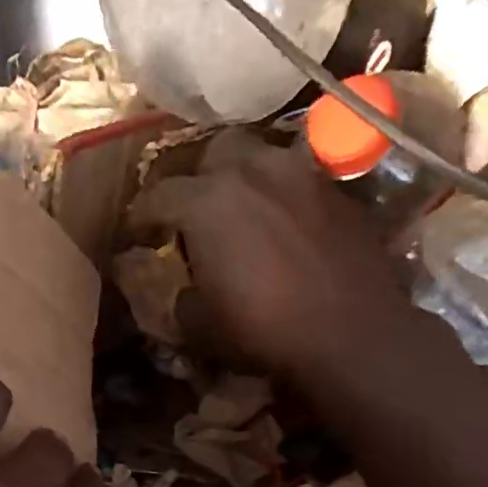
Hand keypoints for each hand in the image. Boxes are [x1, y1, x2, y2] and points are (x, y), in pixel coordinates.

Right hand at [126, 142, 416, 375]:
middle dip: (198, 176)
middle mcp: (252, 170)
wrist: (350, 334)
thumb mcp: (202, 329)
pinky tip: (284, 222)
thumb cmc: (263, 332)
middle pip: (214, 152)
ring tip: (243, 208)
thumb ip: (181, 302)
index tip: (137, 231)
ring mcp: (300, 174)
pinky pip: (298, 178)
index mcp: (207, 201)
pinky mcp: (336, 191)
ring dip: (244, 176)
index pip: (160, 195)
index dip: (142, 215)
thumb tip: (182, 293)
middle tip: (194, 209)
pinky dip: (282, 194)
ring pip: (261, 156)